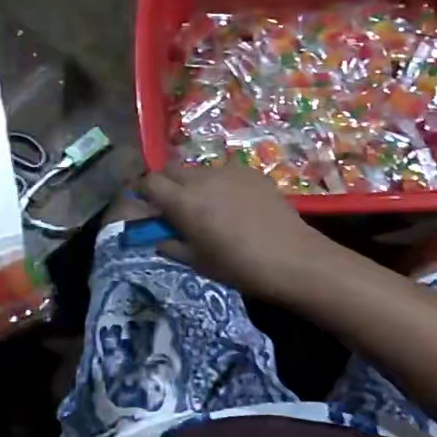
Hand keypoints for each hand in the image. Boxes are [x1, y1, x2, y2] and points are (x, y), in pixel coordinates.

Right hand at [140, 162, 333, 299]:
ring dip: (195, 185)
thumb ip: (171, 245)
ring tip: (211, 210)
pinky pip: (226, 174)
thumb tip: (159, 237)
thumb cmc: (239, 267)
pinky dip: (222, 186)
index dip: (144, 193)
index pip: (149, 181)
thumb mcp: (198, 262)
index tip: (149, 209)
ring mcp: (230, 171)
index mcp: (183, 201)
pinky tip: (237, 208)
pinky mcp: (252, 172)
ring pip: (200, 171)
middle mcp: (202, 179)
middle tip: (176, 210)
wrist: (292, 258)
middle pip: (172, 170)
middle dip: (168, 186)